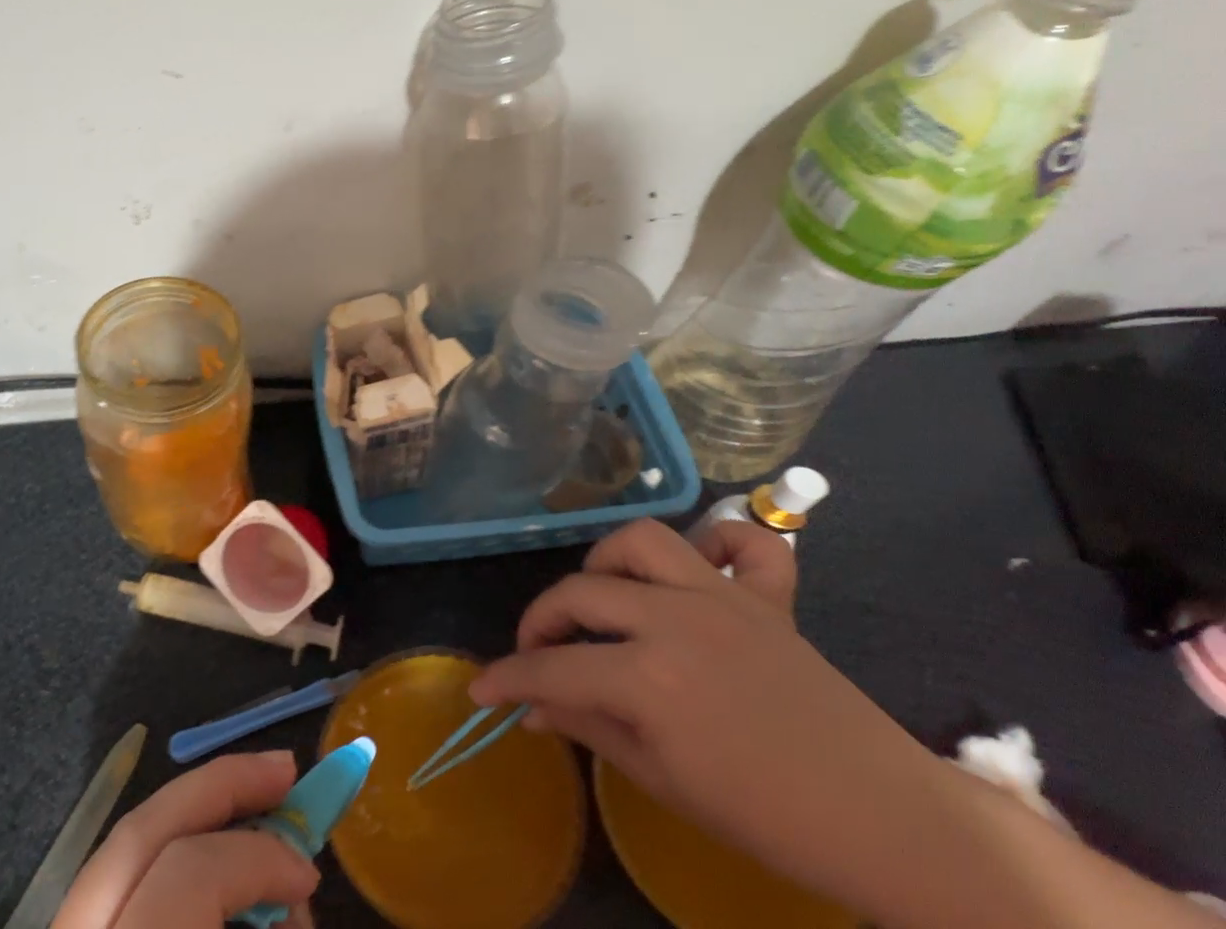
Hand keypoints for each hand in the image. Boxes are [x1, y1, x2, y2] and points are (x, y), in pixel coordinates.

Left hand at [53, 752, 317, 928]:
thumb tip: (289, 887)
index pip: (190, 872)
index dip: (260, 856)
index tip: (308, 874)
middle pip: (137, 833)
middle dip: (217, 788)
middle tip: (285, 771)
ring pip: (116, 847)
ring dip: (190, 816)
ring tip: (248, 807)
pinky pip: (109, 880)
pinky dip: (160, 855)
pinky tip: (201, 858)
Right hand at [469, 520, 943, 903]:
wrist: (878, 817)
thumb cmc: (759, 814)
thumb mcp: (656, 777)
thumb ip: (586, 727)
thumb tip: (530, 709)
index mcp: (646, 676)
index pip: (551, 666)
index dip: (506, 678)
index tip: (481, 690)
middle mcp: (677, 619)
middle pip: (580, 593)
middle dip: (540, 621)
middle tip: (538, 654)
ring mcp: (727, 599)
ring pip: (643, 542)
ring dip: (606, 565)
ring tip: (603, 603)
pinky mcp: (771, 599)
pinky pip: (745, 544)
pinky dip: (717, 545)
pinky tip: (697, 574)